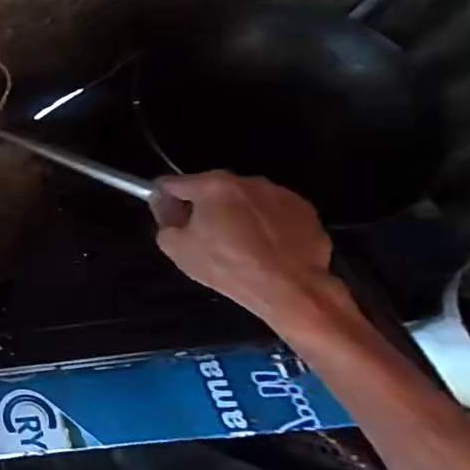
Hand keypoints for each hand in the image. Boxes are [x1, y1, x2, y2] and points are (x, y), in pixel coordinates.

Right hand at [154, 172, 342, 325]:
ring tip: (239, 245)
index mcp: (213, 186)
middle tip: (203, 235)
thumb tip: (166, 206)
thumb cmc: (226, 265)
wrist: (289, 287)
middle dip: (204, 206)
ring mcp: (281, 194)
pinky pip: (273, 213)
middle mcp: (249, 182)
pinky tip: (265, 249)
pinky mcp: (305, 211)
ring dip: (237, 214)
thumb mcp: (176, 247)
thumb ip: (165, 220)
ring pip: (246, 200)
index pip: (174, 183)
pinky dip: (265, 225)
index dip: (164, 197)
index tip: (165, 214)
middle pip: (213, 189)